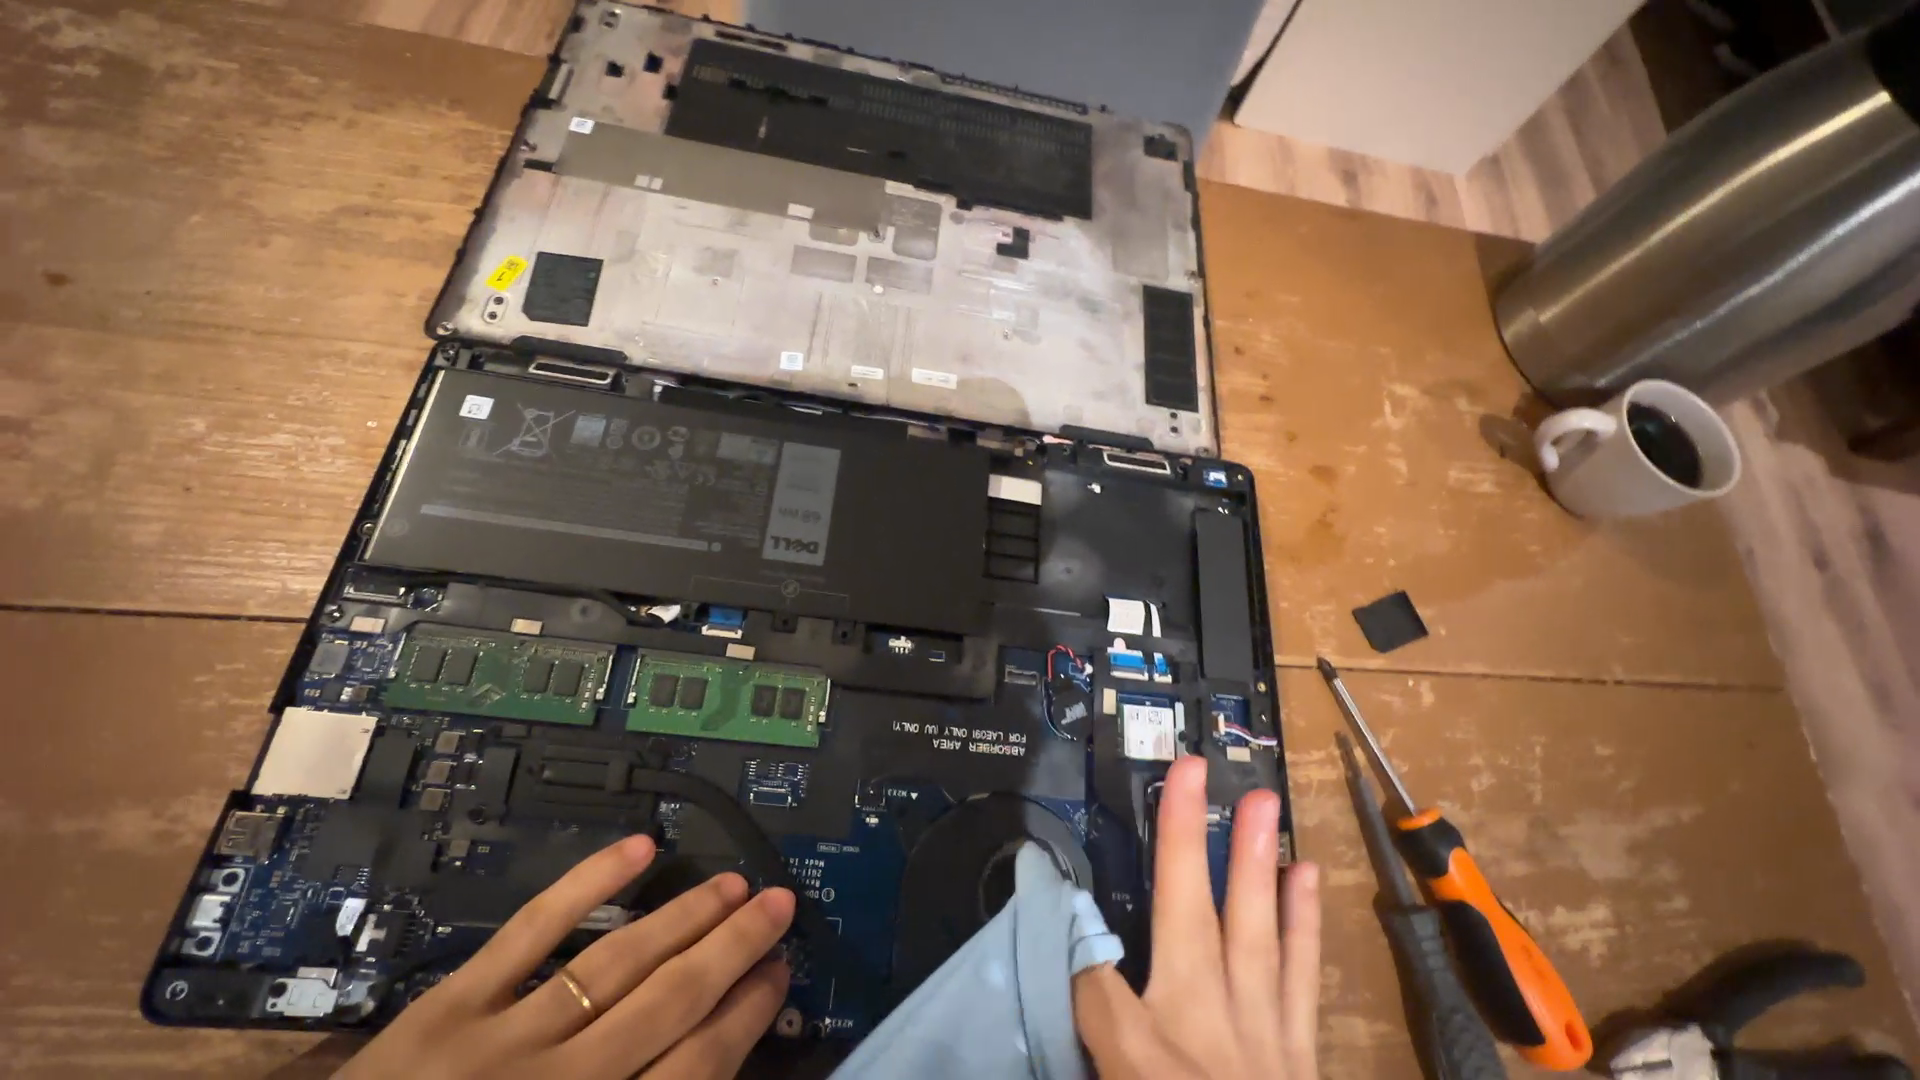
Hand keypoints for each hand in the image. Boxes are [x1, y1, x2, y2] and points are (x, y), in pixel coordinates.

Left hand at [339, 835, 795, 1079]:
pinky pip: (530, 934)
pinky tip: (640, 850)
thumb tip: (705, 1057)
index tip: (778, 972)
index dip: (747, 1014)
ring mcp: (502, 1044)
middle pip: (670, 1003)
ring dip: (685, 917)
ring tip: (733, 884)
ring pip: (618, 963)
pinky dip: (587, 885)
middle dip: (734, 950)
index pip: (697, 1069)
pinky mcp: (448, 1010)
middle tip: (779, 905)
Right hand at [1073, 756, 1321, 1078]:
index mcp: (1155, 1048)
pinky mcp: (1299, 1054)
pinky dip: (1302, 926)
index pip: (1101, 971)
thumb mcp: (1123, 1075)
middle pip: (1201, 916)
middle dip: (1201, 845)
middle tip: (1211, 779)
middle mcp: (1212, 1025)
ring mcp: (1265, 1038)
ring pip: (1262, 935)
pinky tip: (1306, 887)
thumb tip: (1069, 966)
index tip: (1061, 871)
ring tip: (1271, 816)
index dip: (1075, 928)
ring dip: (1262, 870)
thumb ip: (1097, 1020)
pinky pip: (1302, 977)